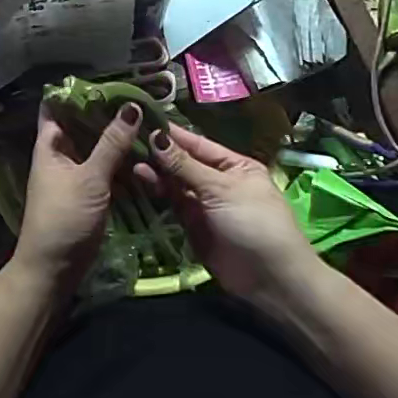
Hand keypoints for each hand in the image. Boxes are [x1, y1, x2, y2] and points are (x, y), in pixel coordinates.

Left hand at [12, 101, 143, 287]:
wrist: (54, 268)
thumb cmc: (64, 218)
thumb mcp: (90, 178)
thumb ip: (111, 144)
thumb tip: (131, 106)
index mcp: (50, 145)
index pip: (57, 106)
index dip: (76, 90)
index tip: (106, 77)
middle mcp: (61, 155)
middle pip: (81, 125)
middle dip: (106, 112)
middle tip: (139, 96)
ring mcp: (75, 175)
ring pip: (96, 148)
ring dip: (116, 137)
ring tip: (148, 118)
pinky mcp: (88, 193)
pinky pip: (105, 169)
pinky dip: (121, 161)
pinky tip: (145, 152)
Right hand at [137, 124, 312, 299]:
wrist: (269, 278)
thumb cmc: (254, 223)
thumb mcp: (220, 189)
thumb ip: (185, 165)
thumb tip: (157, 138)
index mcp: (234, 165)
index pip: (198, 144)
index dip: (172, 134)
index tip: (143, 120)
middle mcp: (218, 181)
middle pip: (183, 162)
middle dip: (160, 153)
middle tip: (129, 140)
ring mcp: (204, 203)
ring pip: (175, 182)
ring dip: (156, 172)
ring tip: (131, 161)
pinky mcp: (192, 224)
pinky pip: (172, 202)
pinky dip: (158, 192)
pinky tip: (141, 180)